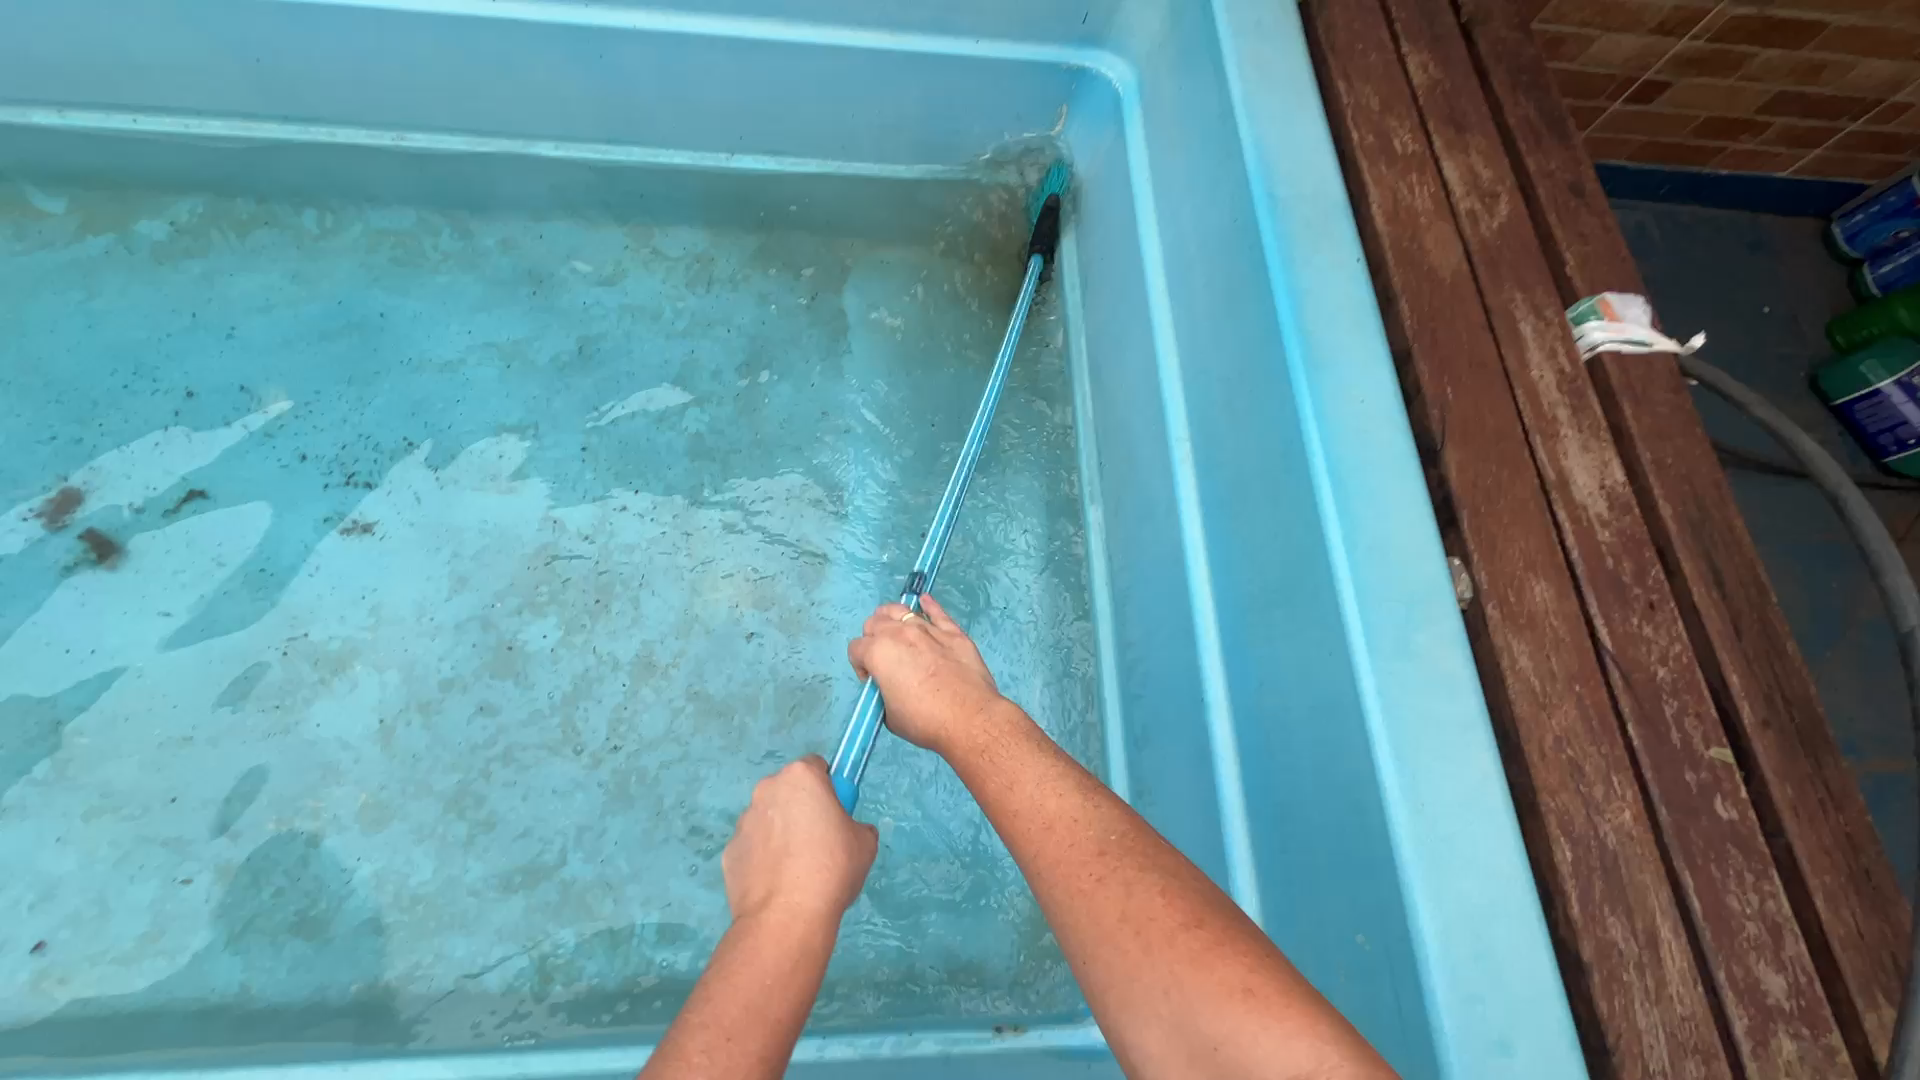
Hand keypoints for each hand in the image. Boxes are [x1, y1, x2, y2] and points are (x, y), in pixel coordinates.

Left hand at [723, 756, 877, 924]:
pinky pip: (753, 848)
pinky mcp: (729, 852)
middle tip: (820, 841)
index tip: (836, 812)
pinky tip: (778, 885)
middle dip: (801, 809)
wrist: (786, 916)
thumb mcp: (865, 843)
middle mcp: (767, 790)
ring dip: (780, 834)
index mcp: (801, 777)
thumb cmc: (832, 867)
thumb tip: (849, 833)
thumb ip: (855, 826)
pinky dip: (763, 860)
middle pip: (788, 791)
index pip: (816, 766)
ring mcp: (744, 822)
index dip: (829, 787)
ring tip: (798, 870)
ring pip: (768, 819)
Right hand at [846, 594, 1009, 756]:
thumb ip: (882, 692)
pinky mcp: (952, 632)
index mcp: (878, 652)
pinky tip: (925, 601)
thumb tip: (889, 687)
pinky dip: (928, 605)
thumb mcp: (888, 714)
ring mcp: (928, 629)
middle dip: (872, 639)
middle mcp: (899, 633)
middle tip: (883, 659)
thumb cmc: (924, 720)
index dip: (859, 665)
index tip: (872, 680)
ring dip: (891, 617)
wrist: (968, 718)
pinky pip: (936, 612)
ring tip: (895, 630)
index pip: (855, 648)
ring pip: (900, 610)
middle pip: (874, 623)